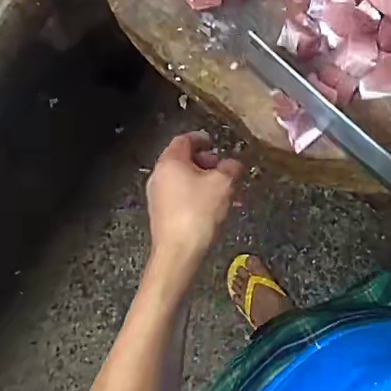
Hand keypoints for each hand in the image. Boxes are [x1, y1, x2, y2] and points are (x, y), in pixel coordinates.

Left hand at [146, 132, 241, 268]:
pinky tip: (210, 206)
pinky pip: (178, 194)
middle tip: (221, 168)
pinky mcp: (160, 212)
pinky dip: (194, 193)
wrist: (177, 252)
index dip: (200, 138)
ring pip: (181, 178)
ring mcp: (157, 195)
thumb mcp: (222, 185)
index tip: (212, 142)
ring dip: (201, 179)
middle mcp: (159, 175)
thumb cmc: (197, 213)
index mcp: (170, 162)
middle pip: (181, 159)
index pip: (183, 140)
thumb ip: (230, 168)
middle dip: (204, 161)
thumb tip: (233, 163)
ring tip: (221, 190)